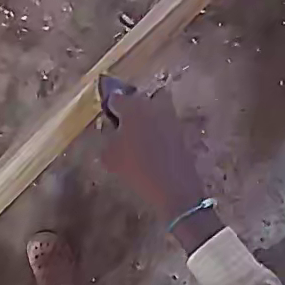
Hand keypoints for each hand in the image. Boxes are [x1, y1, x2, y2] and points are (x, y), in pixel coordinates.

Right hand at [97, 81, 207, 218]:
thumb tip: (110, 130)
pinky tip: (149, 149)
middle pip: (135, 102)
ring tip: (134, 139)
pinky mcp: (180, 130)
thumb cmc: (136, 167)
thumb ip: (106, 138)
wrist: (172, 186)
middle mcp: (152, 104)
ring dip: (142, 121)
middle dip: (127, 112)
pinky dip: (154, 132)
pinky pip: (161, 125)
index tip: (104, 117)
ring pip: (150, 112)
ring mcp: (169, 116)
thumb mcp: (109, 155)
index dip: (108, 107)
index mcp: (132, 106)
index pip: (115, 98)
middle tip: (118, 128)